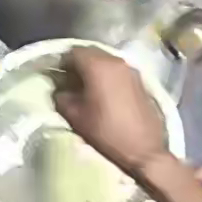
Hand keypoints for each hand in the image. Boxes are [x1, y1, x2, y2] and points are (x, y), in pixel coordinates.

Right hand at [53, 46, 173, 179]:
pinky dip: (107, 75)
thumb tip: (60, 90)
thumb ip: (62, 98)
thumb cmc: (106, 131)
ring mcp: (130, 69)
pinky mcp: (140, 79)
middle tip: (70, 81)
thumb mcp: (76, 117)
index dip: (62, 63)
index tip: (57, 77)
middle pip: (91, 53)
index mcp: (98, 66)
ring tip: (86, 87)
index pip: (74, 52)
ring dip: (93, 69)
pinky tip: (103, 92)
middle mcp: (115, 61)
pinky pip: (117, 70)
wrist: (143, 148)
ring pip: (105, 60)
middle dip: (78, 64)